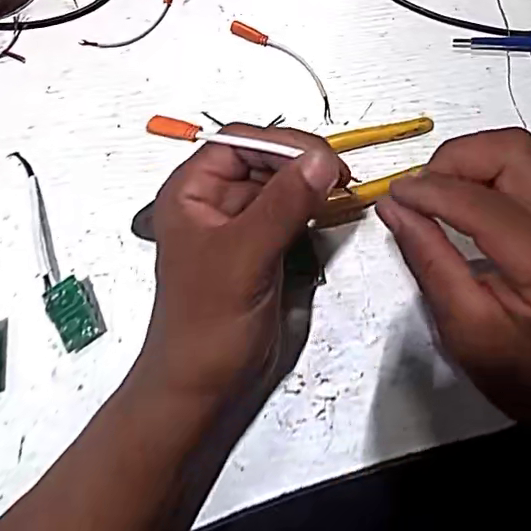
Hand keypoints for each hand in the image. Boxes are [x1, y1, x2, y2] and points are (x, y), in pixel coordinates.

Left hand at [135, 126, 347, 404]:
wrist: (203, 388)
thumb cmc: (203, 327)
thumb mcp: (244, 257)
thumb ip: (283, 205)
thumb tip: (320, 160)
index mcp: (192, 189)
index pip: (240, 142)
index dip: (281, 143)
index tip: (320, 155)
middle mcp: (214, 197)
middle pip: (263, 157)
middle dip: (300, 161)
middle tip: (337, 172)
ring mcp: (239, 219)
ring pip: (280, 180)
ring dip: (309, 181)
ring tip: (338, 187)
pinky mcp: (261, 241)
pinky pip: (290, 207)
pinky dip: (311, 204)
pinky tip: (327, 207)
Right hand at [375, 129, 530, 469]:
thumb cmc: (530, 382)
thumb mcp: (468, 334)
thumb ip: (430, 262)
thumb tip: (395, 207)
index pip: (488, 207)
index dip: (433, 192)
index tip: (397, 194)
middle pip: (516, 153)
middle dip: (457, 158)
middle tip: (421, 189)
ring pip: (522, 151)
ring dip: (472, 159)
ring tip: (439, 191)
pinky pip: (528, 168)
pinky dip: (486, 170)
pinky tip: (464, 197)